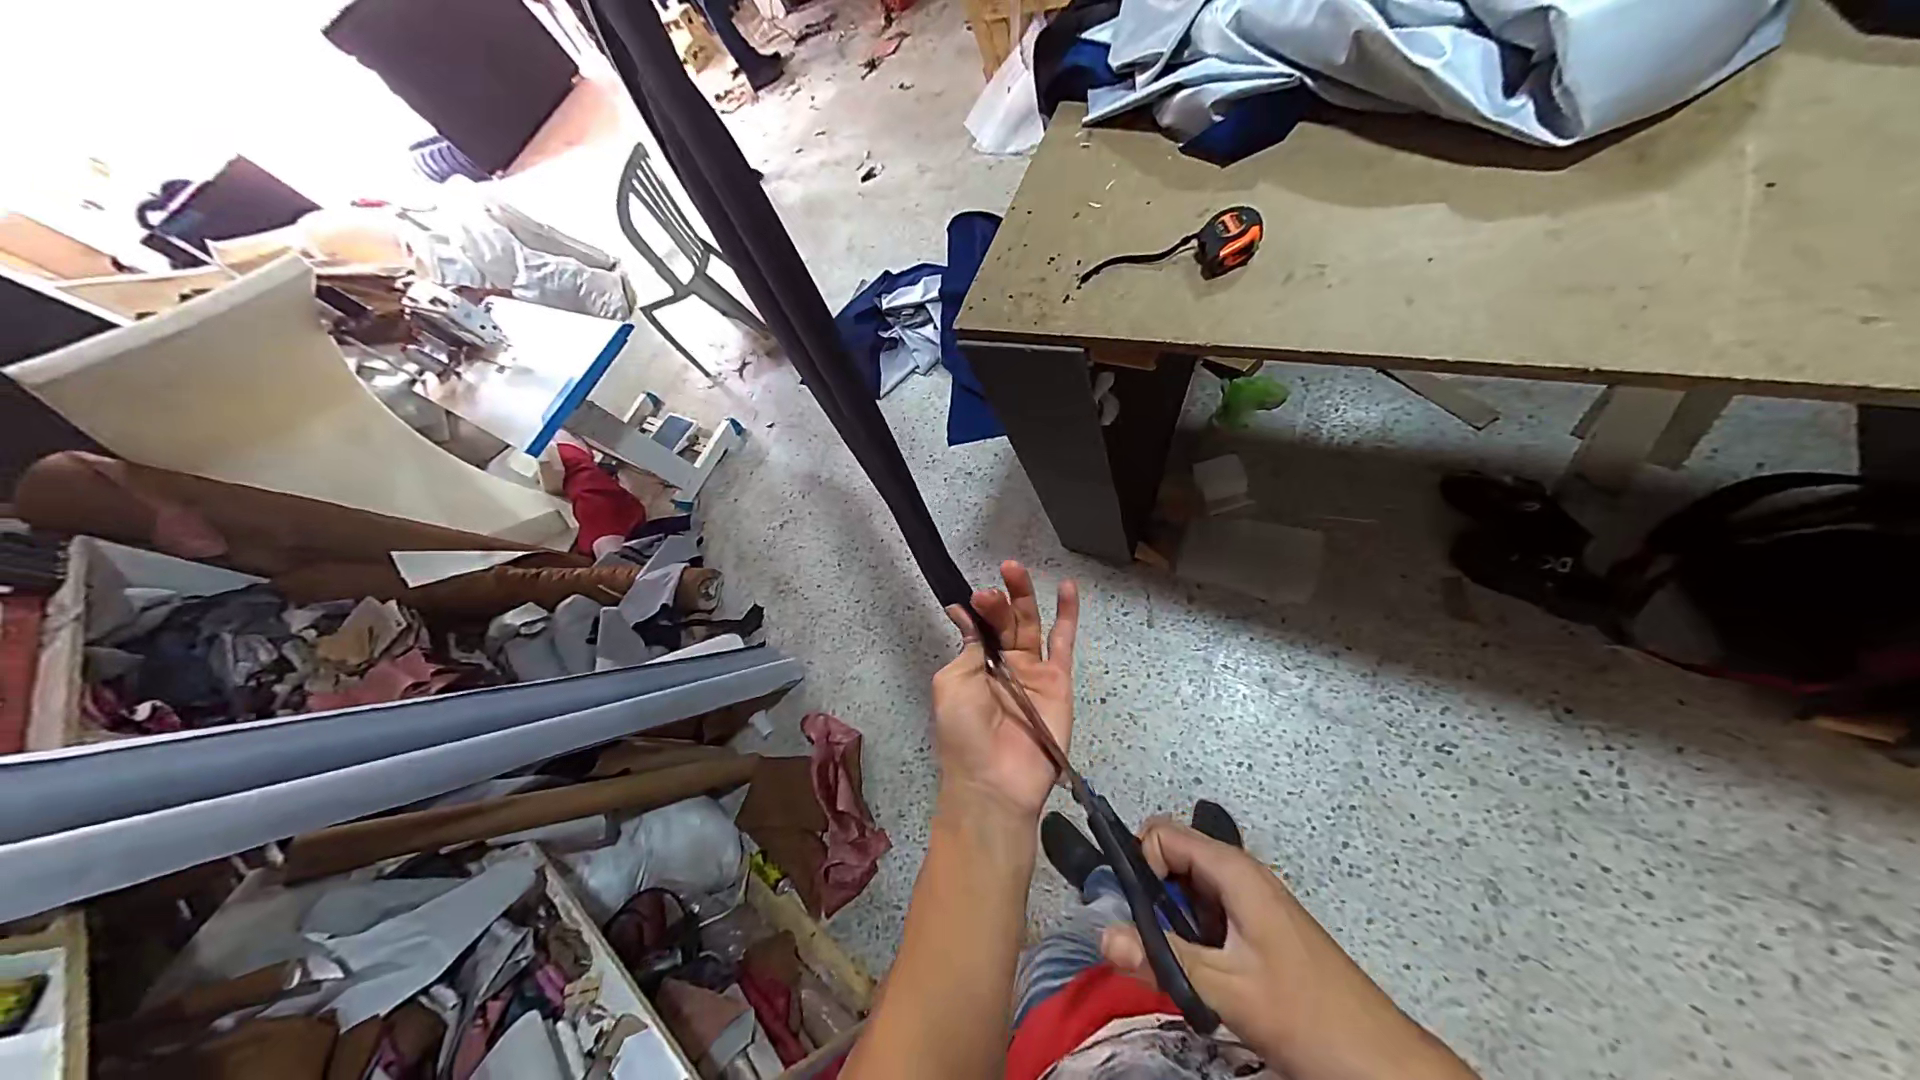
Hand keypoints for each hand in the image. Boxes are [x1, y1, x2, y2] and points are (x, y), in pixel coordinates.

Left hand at [930, 560, 1078, 821]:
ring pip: (1031, 624)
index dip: (978, 610)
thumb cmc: (964, 732)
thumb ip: (967, 647)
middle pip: (1005, 621)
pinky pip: (1063, 644)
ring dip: (1025, 596)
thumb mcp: (952, 683)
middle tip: (1000, 574)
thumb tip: (962, 614)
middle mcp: (1004, 665)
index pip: (979, 628)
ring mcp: (1033, 672)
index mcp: (974, 667)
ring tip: (1017, 569)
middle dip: (1000, 597)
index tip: (972, 596)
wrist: (996, 781)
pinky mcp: (1058, 682)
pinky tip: (1067, 588)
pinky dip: (1067, 616)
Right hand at [1101, 822, 1479, 1079]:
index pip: (1162, 835)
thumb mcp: (1223, 988)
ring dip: (1171, 920)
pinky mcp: (1257, 929)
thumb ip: (1159, 957)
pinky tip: (1201, 975)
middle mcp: (1240, 875)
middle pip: (1173, 859)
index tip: (1135, 914)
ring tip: (1177, 965)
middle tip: (1147, 943)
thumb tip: (1102, 935)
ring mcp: (1251, 902)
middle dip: (1150, 894)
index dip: (1141, 866)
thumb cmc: (1303, 1014)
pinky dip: (1192, 935)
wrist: (1380, 1063)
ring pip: (1188, 889)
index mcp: (1233, 870)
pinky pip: (1208, 913)